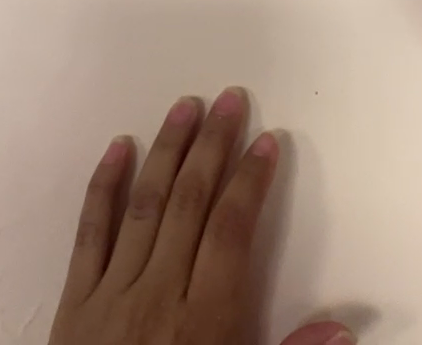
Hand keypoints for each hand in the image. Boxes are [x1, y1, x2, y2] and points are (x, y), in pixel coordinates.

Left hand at [49, 88, 352, 344]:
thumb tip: (347, 324)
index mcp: (205, 320)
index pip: (232, 230)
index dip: (252, 181)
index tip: (268, 140)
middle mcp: (158, 294)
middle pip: (190, 202)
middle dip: (213, 145)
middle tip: (230, 99)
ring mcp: (111, 293)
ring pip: (144, 204)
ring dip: (167, 150)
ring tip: (186, 105)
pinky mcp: (74, 301)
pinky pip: (90, 233)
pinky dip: (103, 186)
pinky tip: (119, 146)